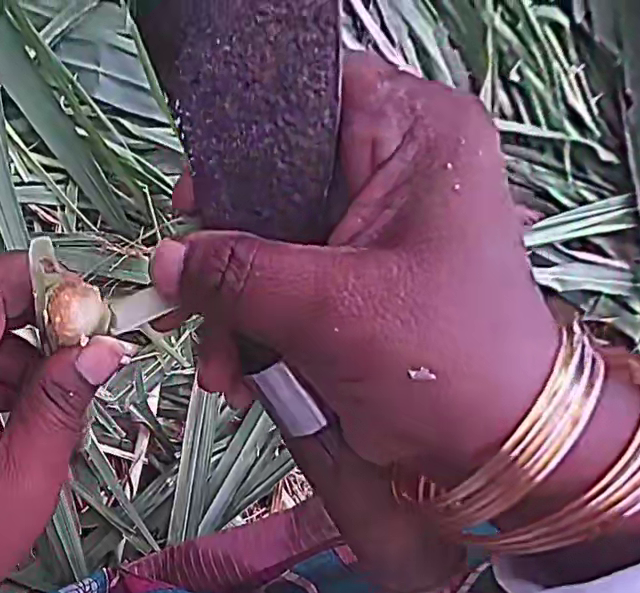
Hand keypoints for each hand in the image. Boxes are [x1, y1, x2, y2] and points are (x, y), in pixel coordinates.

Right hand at [151, 51, 559, 482]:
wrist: (475, 442)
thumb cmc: (439, 357)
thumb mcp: (333, 307)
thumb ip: (242, 277)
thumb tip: (164, 261)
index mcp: (409, 141)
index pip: (306, 103)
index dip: (238, 148)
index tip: (191, 206)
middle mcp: (377, 182)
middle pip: (263, 196)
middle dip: (220, 267)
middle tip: (187, 311)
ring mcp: (348, 245)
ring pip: (252, 260)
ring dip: (224, 321)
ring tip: (223, 374)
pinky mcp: (329, 297)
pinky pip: (261, 304)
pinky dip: (241, 344)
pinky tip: (239, 382)